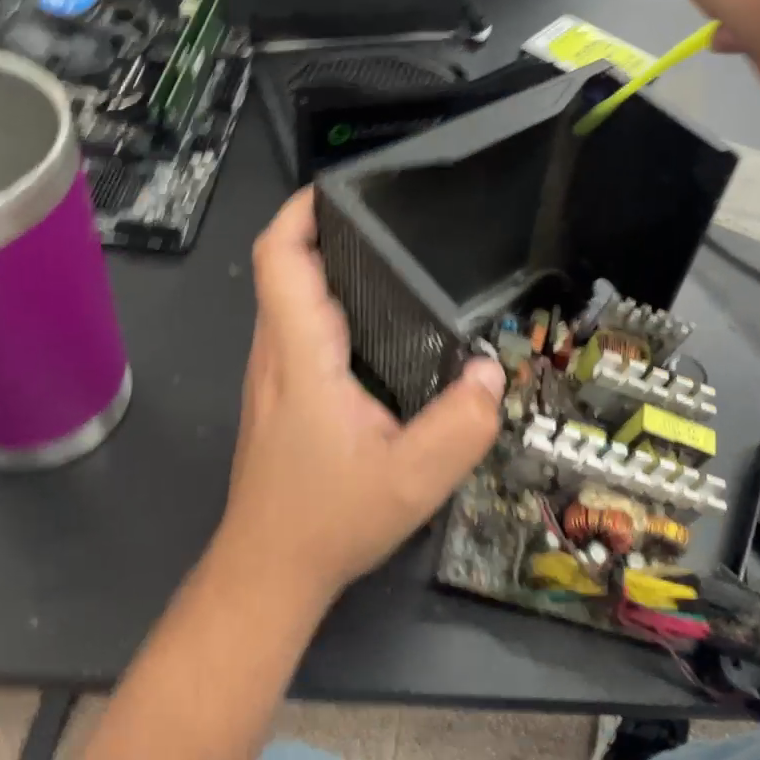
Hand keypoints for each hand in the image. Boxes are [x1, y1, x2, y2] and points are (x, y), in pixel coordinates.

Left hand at [218, 188, 504, 603]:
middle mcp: (277, 353)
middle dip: (329, 229)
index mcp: (301, 355)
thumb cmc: (329, 521)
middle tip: (393, 217)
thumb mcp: (413, 481)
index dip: (301, 210)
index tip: (344, 188)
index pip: (280, 258)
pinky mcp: (280, 393)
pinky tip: (382, 322)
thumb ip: (460, 426)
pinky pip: (300, 325)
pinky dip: (331, 301)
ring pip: (291, 297)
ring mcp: (273, 373)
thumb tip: (490, 373)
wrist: (269, 571)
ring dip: (330, 265)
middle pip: (286, 267)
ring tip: (394, 257)